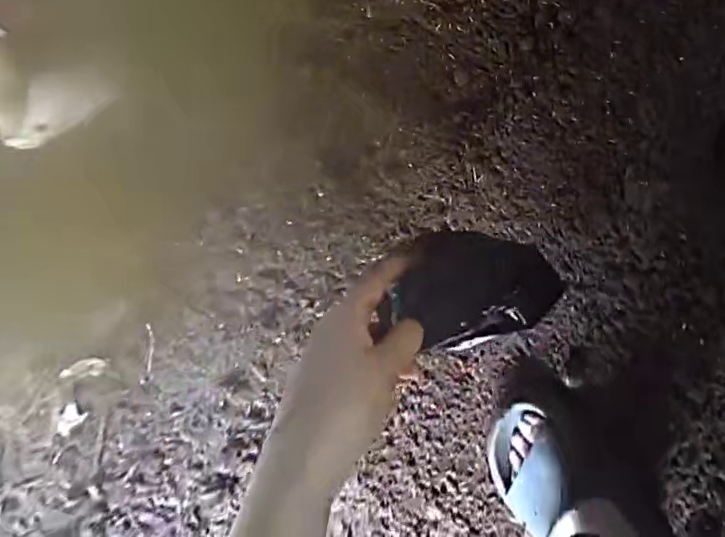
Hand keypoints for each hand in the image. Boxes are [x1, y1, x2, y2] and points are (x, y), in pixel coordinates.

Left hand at [239, 255, 423, 532]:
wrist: (297, 468)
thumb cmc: (346, 406)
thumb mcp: (388, 366)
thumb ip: (407, 336)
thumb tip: (412, 324)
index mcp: (344, 316)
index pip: (377, 277)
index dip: (401, 264)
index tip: (422, 254)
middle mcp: (329, 330)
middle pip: (371, 307)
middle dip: (400, 312)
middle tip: (426, 320)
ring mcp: (321, 359)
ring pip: (366, 338)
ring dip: (391, 344)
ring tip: (414, 366)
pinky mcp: (318, 386)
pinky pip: (356, 361)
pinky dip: (378, 364)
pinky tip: (392, 387)